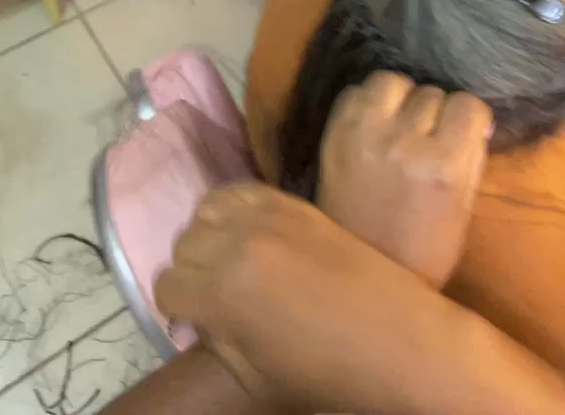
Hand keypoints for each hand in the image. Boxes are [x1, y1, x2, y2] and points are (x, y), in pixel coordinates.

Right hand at [155, 183, 479, 413]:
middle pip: (182, 243)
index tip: (193, 318)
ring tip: (232, 258)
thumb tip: (194, 315)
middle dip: (191, 271)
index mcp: (222, 294)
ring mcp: (266, 215)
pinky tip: (250, 231)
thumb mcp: (254, 375)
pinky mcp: (291, 201)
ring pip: (205, 209)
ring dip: (209, 234)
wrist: (398, 341)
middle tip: (215, 293)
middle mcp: (236, 243)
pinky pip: (240, 188)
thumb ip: (213, 338)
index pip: (165, 284)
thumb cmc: (327, 373)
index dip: (176, 307)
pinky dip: (234, 207)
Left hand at [316, 71, 492, 285]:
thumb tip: (473, 119)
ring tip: (399, 119)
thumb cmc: (422, 250)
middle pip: (430, 91)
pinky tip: (372, 122)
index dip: (468, 115)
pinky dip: (367, 101)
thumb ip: (468, 157)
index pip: (467, 104)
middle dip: (434, 109)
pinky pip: (355, 91)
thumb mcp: (461, 207)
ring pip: (391, 80)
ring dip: (400, 96)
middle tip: (429, 131)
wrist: (358, 272)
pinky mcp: (334, 131)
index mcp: (445, 165)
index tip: (463, 127)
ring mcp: (365, 132)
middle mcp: (405, 140)